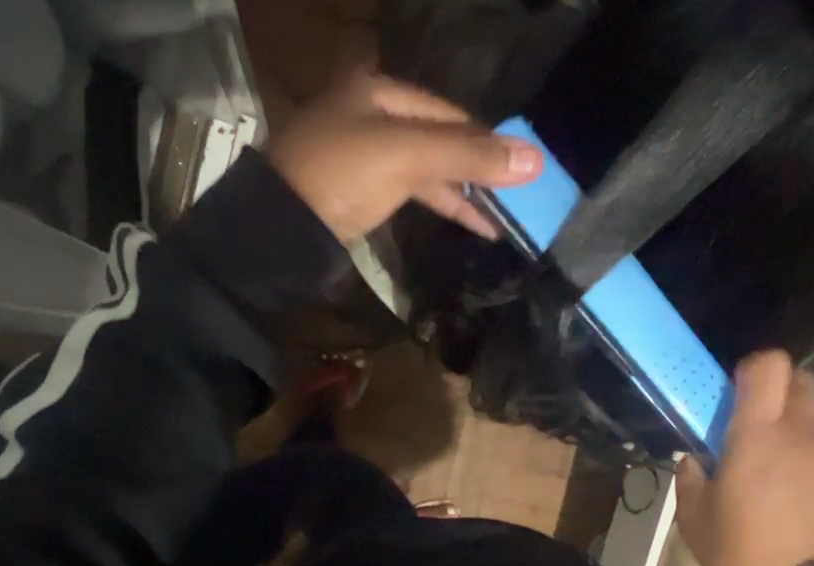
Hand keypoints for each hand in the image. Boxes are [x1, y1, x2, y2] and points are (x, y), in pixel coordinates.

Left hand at [264, 72, 541, 244]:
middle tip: (522, 194)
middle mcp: (374, 115)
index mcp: (378, 90)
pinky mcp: (365, 192)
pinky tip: (478, 223)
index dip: (487, 139)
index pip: (449, 111)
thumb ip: (468, 156)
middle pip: (442, 139)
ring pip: (431, 169)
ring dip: (468, 192)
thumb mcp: (406, 157)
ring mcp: (368, 156)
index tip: (524, 168)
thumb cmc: (341, 175)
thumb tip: (534, 160)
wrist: (279, 228)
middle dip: (481, 168)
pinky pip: (416, 192)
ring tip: (508, 216)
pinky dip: (447, 206)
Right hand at [675, 351, 813, 565]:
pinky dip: (813, 472)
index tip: (739, 389)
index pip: (769, 367)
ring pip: (813, 428)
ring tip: (779, 486)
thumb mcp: (693, 517)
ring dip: (795, 442)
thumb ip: (691, 477)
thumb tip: (697, 459)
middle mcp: (800, 436)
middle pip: (800, 383)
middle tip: (758, 427)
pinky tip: (801, 507)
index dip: (754, 368)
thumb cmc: (734, 553)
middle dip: (779, 394)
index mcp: (756, 437)